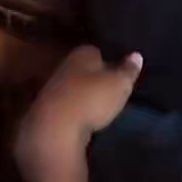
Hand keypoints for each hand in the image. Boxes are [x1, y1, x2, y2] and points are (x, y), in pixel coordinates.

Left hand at [15, 46, 142, 181]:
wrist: (53, 130)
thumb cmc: (91, 99)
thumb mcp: (119, 84)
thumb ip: (128, 70)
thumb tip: (137, 55)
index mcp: (81, 54)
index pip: (97, 52)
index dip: (109, 62)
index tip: (118, 75)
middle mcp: (64, 65)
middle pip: (84, 69)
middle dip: (94, 79)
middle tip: (110, 92)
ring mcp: (51, 88)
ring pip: (73, 88)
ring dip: (83, 97)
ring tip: (98, 110)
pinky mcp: (44, 110)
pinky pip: (64, 106)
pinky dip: (73, 112)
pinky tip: (82, 122)